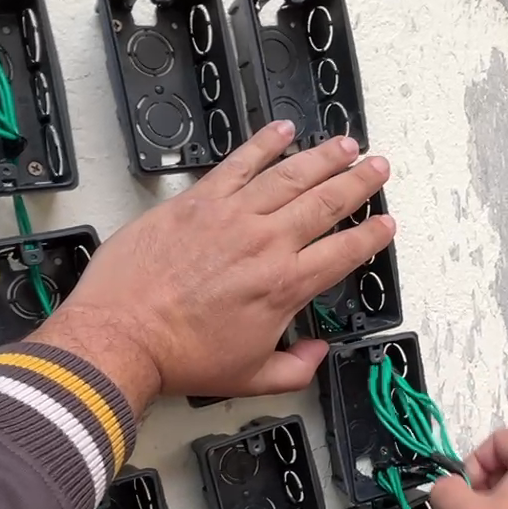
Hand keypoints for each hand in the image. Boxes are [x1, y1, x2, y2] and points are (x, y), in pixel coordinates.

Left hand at [35, 121, 393, 409]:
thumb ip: (296, 368)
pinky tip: (283, 130)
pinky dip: (263, 144)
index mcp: (284, 286)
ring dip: (324, 158)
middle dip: (359, 183)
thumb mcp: (251, 377)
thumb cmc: (180, 356)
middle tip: (378, 167)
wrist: (122, 336)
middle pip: (326, 203)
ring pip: (291, 176)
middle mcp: (266, 244)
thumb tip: (317, 354)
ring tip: (346, 145)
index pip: (344, 252)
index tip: (385, 224)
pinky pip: (239, 163)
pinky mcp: (198, 202)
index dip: (371, 236)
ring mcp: (232, 217)